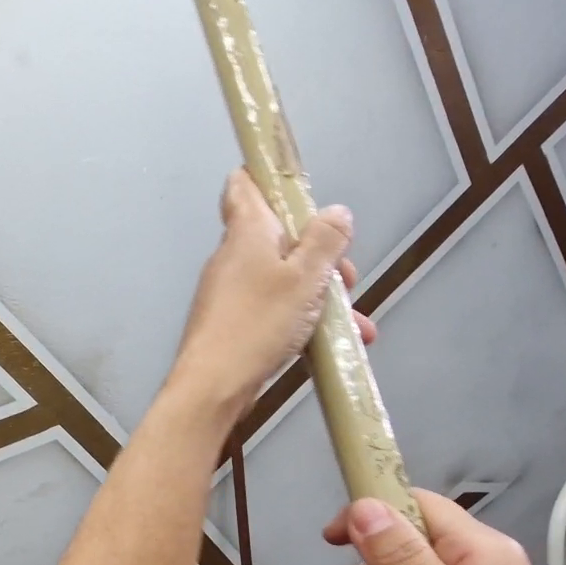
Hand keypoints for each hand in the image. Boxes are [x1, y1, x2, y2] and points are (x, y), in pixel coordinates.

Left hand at [164, 170, 373, 424]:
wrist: (211, 388)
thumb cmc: (257, 325)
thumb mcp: (306, 277)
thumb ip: (325, 240)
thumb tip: (334, 212)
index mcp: (246, 233)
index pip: (244, 186)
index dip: (267, 177)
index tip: (298, 187)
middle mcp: (232, 259)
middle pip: (280, 239)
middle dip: (320, 254)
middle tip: (346, 279)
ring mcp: (228, 294)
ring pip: (282, 280)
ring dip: (320, 296)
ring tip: (353, 323)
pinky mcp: (230, 326)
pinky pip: (273, 312)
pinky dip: (302, 321)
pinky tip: (333, 345)